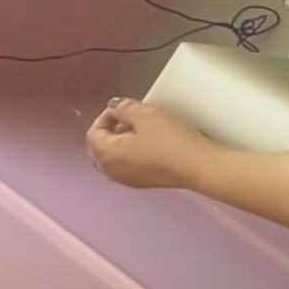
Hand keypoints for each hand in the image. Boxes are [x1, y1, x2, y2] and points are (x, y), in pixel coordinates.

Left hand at [85, 98, 217, 189]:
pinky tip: (153, 146)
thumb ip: (126, 108)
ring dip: (123, 143)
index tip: (125, 105)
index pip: (93, 133)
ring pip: (114, 158)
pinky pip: (129, 165)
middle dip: (112, 131)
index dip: (105, 116)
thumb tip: (113, 106)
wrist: (196, 165)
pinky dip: (133, 154)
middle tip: (132, 117)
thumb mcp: (149, 115)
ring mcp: (125, 179)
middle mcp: (109, 170)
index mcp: (105, 153)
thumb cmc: (170, 138)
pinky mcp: (143, 183)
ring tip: (144, 130)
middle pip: (100, 148)